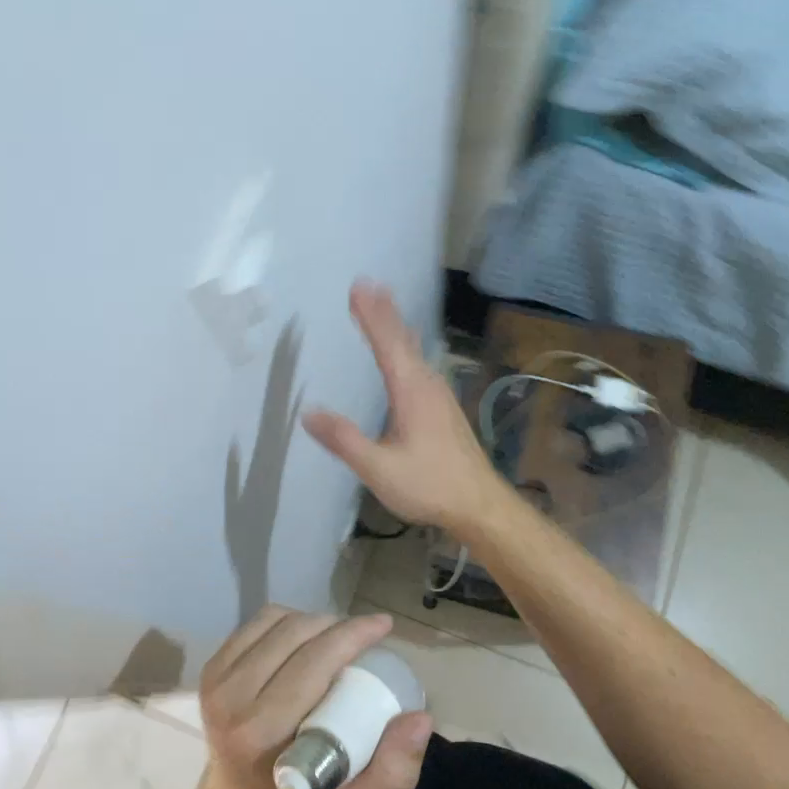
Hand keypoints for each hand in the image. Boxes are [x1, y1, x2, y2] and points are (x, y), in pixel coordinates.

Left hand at [194, 606, 432, 788]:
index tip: (384, 626)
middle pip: (295, 635)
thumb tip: (420, 718)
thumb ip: (393, 774)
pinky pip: (256, 624)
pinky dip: (287, 621)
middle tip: (367, 632)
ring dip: (314, 620)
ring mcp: (216, 685)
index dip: (352, 634)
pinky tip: (307, 637)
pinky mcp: (211, 672)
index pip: (313, 663)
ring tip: (338, 636)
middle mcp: (232, 704)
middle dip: (339, 624)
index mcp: (262, 737)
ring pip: (275, 622)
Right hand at [303, 280, 508, 530]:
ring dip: (395, 327)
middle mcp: (428, 385)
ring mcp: (439, 396)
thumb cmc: (430, 486)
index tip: (357, 287)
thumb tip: (309, 413)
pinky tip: (404, 355)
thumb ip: (345, 440)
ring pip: (414, 351)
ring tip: (381, 307)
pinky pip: (419, 365)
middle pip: (403, 340)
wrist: (479, 504)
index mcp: (411, 392)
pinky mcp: (443, 409)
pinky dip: (404, 348)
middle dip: (383, 312)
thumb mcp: (379, 469)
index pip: (387, 343)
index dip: (371, 314)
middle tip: (367, 284)